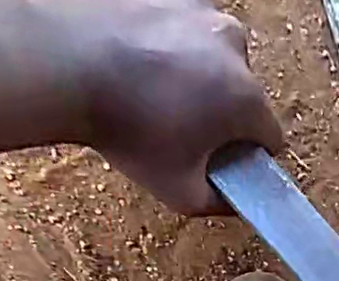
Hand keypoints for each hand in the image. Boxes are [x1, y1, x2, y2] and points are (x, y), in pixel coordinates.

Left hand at [59, 0, 283, 213]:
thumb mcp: (181, 193)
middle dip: (223, 117)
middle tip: (183, 135)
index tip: (224, 164)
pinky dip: (173, 52)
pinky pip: (185, 33)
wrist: (68, 64)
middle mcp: (233, 44)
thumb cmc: (129, 132)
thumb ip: (219, 203)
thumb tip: (234, 199)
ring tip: (158, 99)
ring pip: (216, 60)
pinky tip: (143, 70)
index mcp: (246, 97)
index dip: (250, 158)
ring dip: (200, 82)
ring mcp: (201, 10)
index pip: (271, 137)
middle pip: (244, 95)